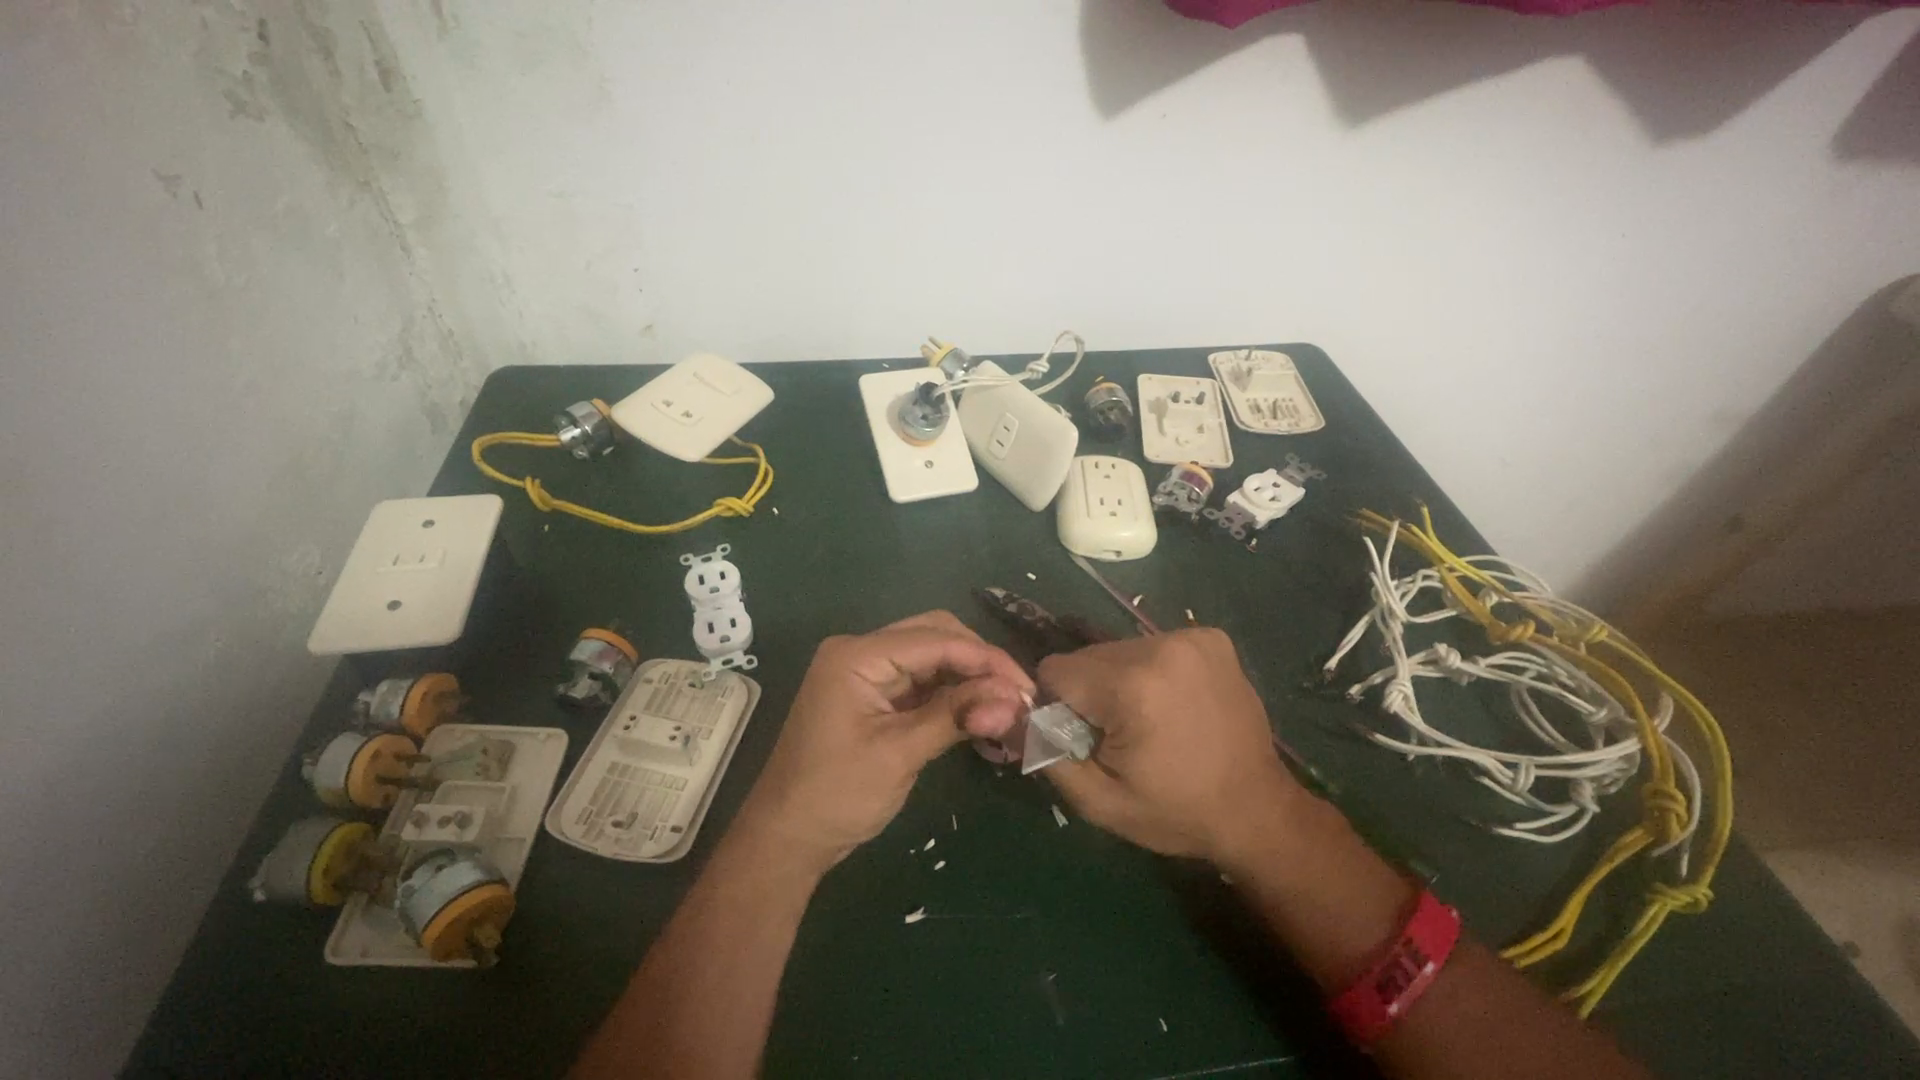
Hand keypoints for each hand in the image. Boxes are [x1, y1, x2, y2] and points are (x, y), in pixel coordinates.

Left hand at [734, 611, 1032, 872]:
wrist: (787, 838)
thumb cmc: (836, 795)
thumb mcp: (900, 753)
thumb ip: (955, 716)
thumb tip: (1013, 700)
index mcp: (857, 656)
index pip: (936, 639)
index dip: (987, 660)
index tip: (1027, 689)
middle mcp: (860, 652)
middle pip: (935, 636)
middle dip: (980, 662)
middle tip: (1019, 697)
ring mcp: (865, 673)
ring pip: (931, 657)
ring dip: (969, 678)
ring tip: (1007, 706)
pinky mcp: (872, 696)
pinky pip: (920, 682)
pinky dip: (951, 694)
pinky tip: (980, 713)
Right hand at [1037, 628, 1305, 866]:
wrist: (1257, 810)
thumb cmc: (1174, 812)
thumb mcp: (1097, 800)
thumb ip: (1042, 751)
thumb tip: (999, 710)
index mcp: (1132, 686)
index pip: (1055, 669)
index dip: (1059, 706)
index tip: (1086, 738)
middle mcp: (1161, 646)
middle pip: (1087, 656)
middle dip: (1089, 692)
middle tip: (1119, 735)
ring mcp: (1191, 636)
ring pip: (1117, 649)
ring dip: (1117, 680)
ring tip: (1149, 721)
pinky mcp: (1211, 637)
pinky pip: (1150, 644)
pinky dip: (1149, 670)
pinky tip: (1171, 704)